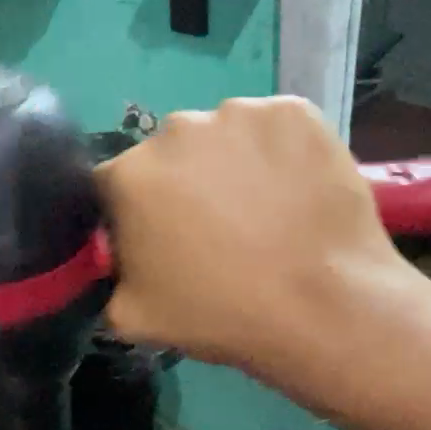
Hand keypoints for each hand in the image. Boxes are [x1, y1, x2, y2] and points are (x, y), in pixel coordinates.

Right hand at [96, 97, 417, 374]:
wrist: (323, 306)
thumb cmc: (220, 314)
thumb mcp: (132, 318)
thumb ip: (107, 282)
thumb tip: (112, 266)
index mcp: (129, 176)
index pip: (111, 187)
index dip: (129, 215)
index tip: (154, 242)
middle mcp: (176, 129)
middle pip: (166, 155)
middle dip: (179, 185)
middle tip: (210, 230)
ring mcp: (239, 114)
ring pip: (220, 138)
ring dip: (227, 166)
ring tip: (258, 212)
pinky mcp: (295, 111)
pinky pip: (270, 130)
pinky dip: (275, 154)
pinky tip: (290, 192)